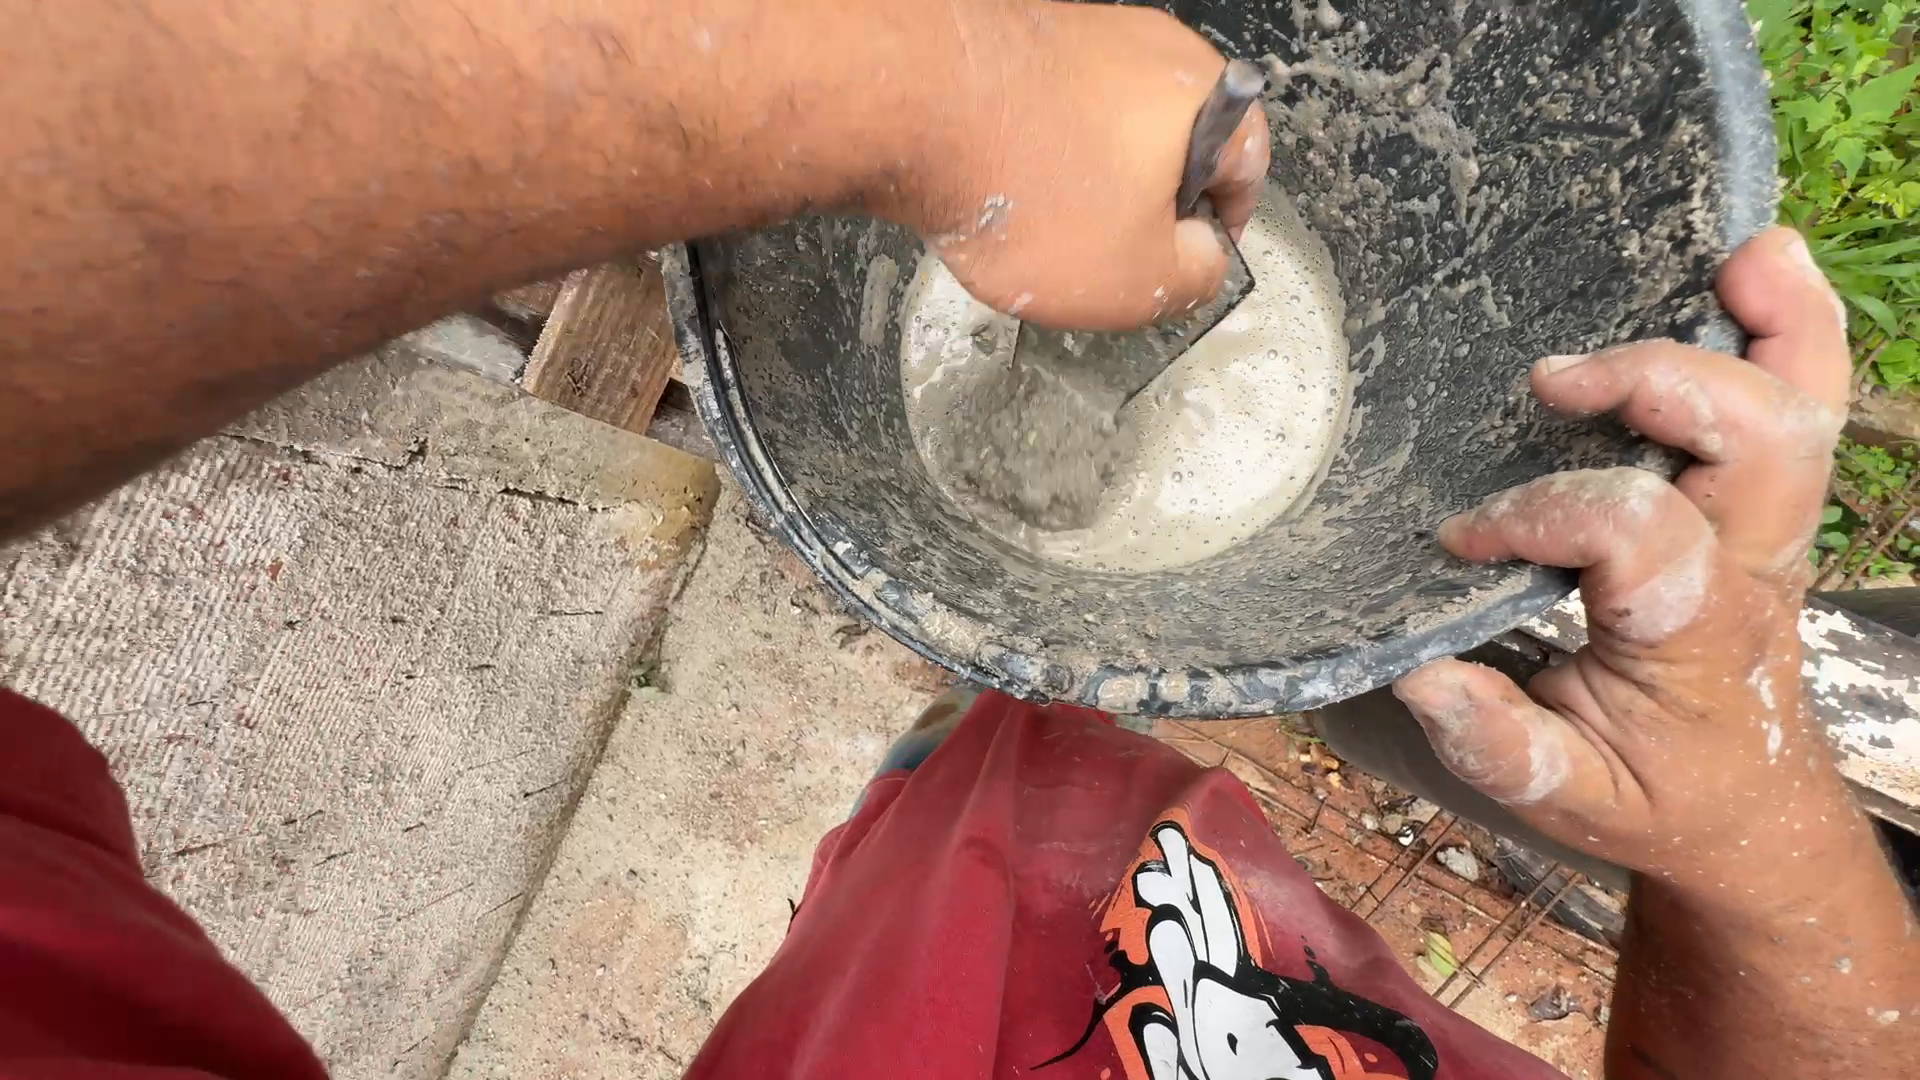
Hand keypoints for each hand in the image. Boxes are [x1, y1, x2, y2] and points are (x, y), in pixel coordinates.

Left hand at [895, 1, 1268, 330]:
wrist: (917, 114)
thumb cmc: (1037, 200)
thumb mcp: (1138, 280)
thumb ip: (1195, 278)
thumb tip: (1207, 259)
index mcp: (1207, 101)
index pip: (1249, 168)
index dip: (1225, 229)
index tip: (1196, 264)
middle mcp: (1154, 52)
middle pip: (1176, 150)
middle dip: (1152, 215)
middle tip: (1118, 265)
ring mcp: (1086, 39)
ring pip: (1112, 137)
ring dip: (1095, 192)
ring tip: (1052, 236)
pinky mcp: (1024, 46)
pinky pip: (1054, 120)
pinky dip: (1045, 164)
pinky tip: (1013, 198)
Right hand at [1390, 228, 1856, 887]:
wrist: (1745, 810)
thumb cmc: (1646, 793)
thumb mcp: (1559, 789)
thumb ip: (1496, 741)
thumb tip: (1421, 673)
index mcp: (1686, 631)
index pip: (1631, 534)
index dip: (1537, 517)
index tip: (1457, 542)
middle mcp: (1742, 568)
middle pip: (1751, 444)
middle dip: (1660, 389)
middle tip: (1553, 384)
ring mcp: (1758, 535)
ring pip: (1798, 412)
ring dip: (1775, 328)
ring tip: (1739, 253)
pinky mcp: (1747, 519)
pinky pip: (1794, 412)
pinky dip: (1789, 336)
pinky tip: (1759, 272)